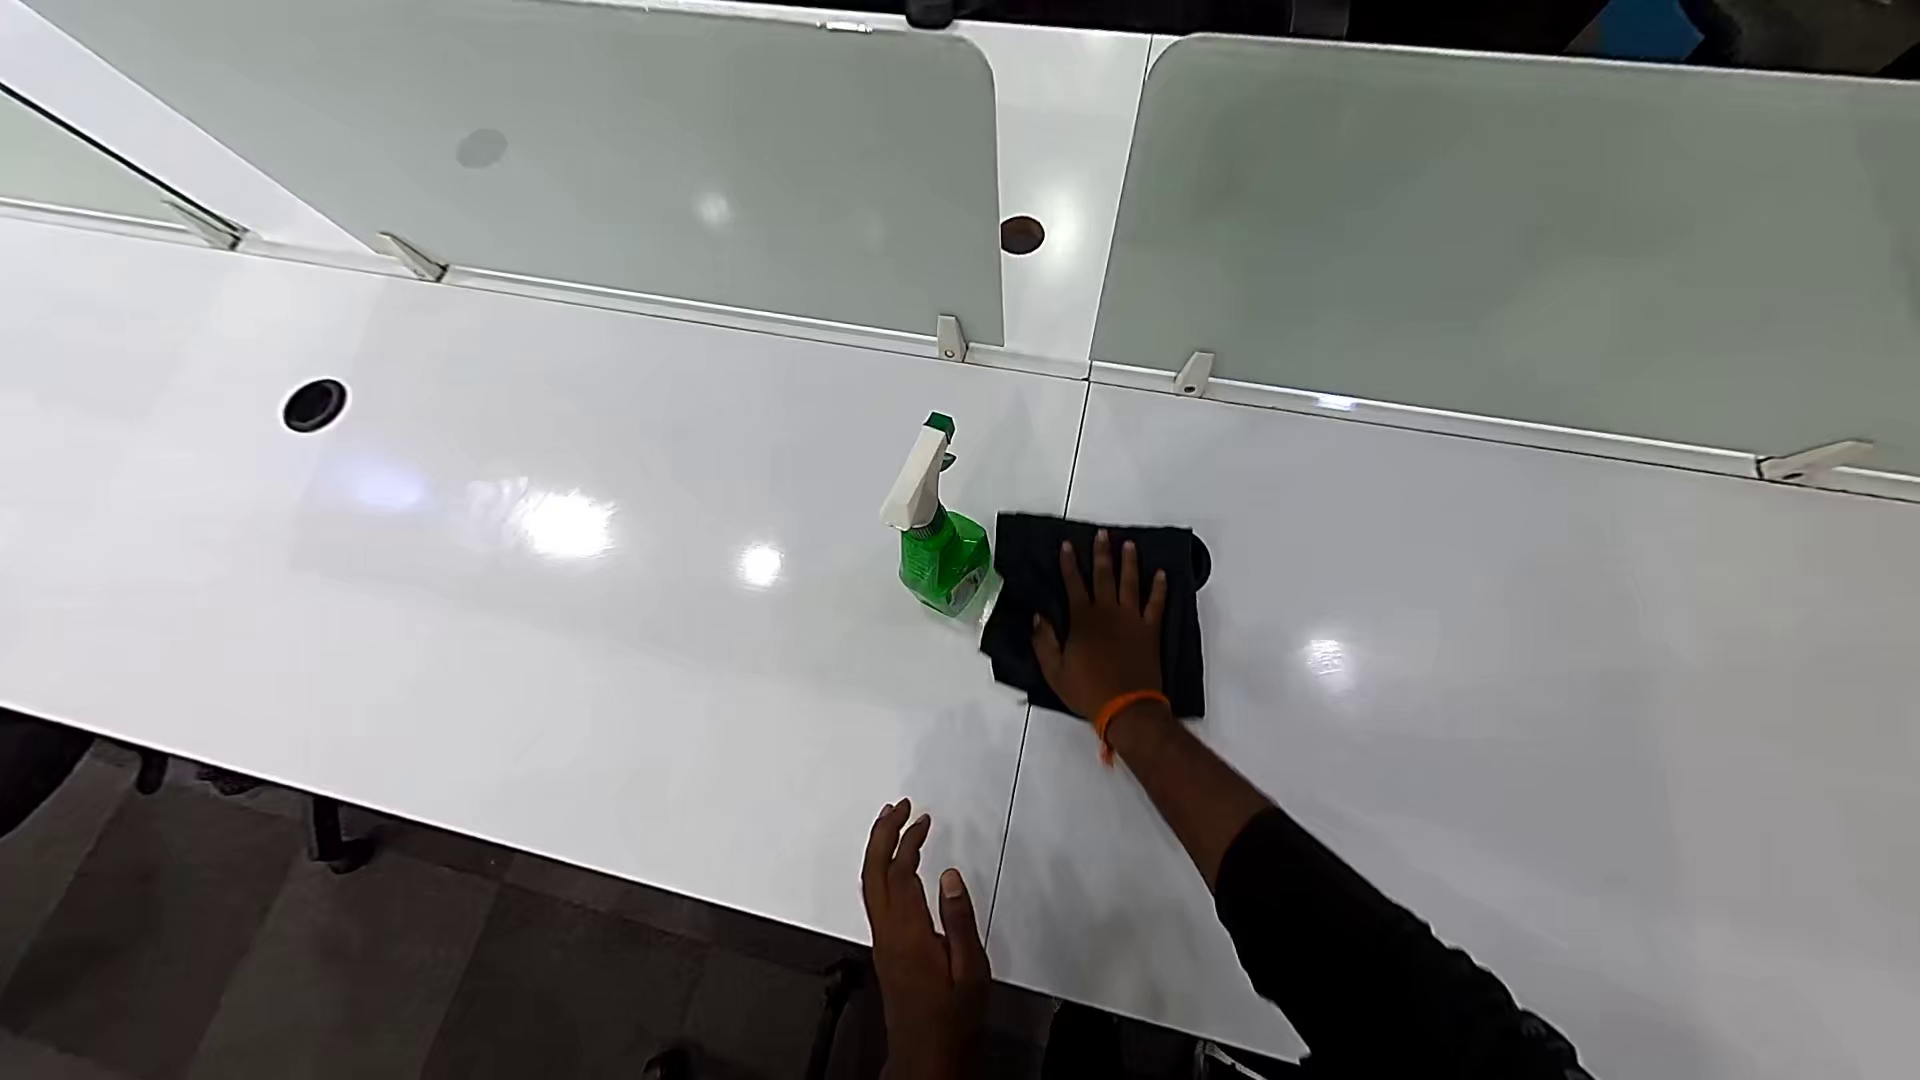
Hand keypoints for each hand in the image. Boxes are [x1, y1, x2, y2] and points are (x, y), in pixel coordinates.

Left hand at [862, 799, 989, 1079]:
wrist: (927, 1058)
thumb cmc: (952, 1018)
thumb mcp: (971, 970)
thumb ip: (960, 920)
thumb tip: (950, 875)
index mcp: (909, 934)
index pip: (900, 873)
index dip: (908, 842)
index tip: (922, 821)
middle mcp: (888, 933)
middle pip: (873, 872)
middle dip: (882, 833)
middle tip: (897, 807)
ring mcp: (882, 940)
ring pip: (868, 883)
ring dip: (877, 848)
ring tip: (889, 821)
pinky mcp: (884, 947)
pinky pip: (873, 896)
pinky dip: (879, 867)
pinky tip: (890, 861)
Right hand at [1031, 530, 1167, 717]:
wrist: (1128, 707)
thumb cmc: (1087, 690)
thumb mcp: (1054, 670)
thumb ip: (1044, 641)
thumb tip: (1038, 616)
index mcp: (1083, 620)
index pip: (1073, 583)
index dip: (1068, 563)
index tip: (1067, 545)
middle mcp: (1108, 612)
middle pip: (1104, 576)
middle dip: (1101, 553)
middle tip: (1103, 533)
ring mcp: (1132, 619)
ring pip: (1131, 583)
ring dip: (1130, 562)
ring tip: (1129, 544)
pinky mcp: (1150, 630)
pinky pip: (1156, 604)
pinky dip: (1160, 588)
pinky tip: (1162, 574)